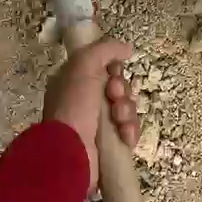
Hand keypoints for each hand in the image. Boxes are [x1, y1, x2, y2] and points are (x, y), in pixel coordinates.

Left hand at [42, 38, 140, 192]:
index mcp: (74, 81)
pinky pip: (129, 130)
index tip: (113, 71)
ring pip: (126, 107)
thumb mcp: (83, 65)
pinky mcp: (110, 145)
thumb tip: (128, 48)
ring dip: (126, 110)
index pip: (103, 67)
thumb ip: (105, 49)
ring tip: (118, 119)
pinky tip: (124, 135)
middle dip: (121, 89)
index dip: (113, 68)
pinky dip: (130, 131)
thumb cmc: (73, 105)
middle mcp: (86, 101)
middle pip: (118, 86)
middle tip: (114, 95)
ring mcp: (98, 124)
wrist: (71, 154)